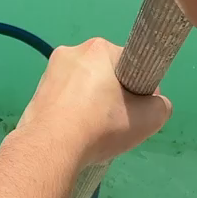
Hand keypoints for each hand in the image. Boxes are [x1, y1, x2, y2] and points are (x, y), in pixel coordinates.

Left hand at [14, 38, 171, 166]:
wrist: (51, 148)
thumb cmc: (101, 126)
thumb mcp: (149, 118)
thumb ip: (160, 105)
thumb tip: (151, 104)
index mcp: (98, 48)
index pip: (129, 62)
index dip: (138, 85)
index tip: (136, 106)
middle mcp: (70, 52)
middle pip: (104, 73)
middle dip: (112, 94)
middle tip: (114, 122)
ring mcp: (48, 72)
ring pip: (82, 87)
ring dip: (90, 104)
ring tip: (92, 131)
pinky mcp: (35, 93)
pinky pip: (63, 100)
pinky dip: (71, 113)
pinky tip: (74, 133)